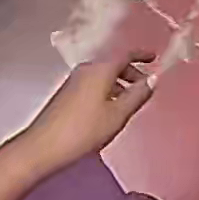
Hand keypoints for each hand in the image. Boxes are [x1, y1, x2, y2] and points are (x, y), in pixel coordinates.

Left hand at [17, 52, 156, 173]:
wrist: (44, 146)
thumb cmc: (84, 130)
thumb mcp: (117, 114)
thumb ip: (137, 95)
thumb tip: (153, 79)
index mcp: (99, 69)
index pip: (124, 54)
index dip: (141, 54)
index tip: (154, 57)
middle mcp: (86, 69)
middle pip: (113, 64)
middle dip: (131, 72)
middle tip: (146, 86)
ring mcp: (75, 80)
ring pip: (103, 75)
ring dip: (119, 83)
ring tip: (131, 100)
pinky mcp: (68, 92)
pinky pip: (94, 83)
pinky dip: (107, 89)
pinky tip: (111, 107)